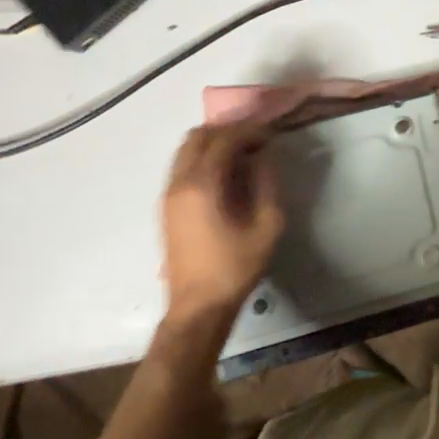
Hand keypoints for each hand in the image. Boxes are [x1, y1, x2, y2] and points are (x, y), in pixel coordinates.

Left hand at [161, 122, 284, 316]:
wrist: (197, 307)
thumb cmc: (235, 268)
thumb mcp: (267, 226)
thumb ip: (266, 184)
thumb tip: (263, 157)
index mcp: (202, 185)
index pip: (223, 139)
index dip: (249, 131)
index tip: (271, 135)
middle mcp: (179, 183)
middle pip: (197, 136)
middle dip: (228, 131)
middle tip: (255, 141)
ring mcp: (168, 195)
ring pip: (186, 150)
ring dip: (213, 143)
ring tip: (242, 155)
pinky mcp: (167, 207)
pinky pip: (182, 167)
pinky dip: (203, 159)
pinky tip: (226, 175)